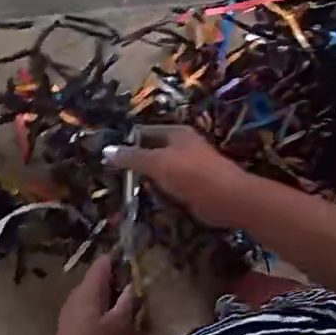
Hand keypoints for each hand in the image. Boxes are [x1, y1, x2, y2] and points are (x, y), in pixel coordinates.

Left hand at [41, 254, 140, 334]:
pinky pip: (90, 313)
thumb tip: (133, 282)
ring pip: (95, 298)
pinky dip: (104, 316)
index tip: (138, 263)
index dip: (121, 259)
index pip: (104, 262)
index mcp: (87, 289)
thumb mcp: (122, 323)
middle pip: (99, 280)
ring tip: (131, 315)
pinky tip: (115, 332)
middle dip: (119, 283)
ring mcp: (69, 314)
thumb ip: (129, 299)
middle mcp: (75, 296)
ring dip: (113, 302)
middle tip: (139, 293)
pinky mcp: (69, 330)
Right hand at [104, 126, 253, 227]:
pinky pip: (173, 188)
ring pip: (163, 172)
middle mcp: (185, 147)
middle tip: (116, 178)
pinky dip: (162, 194)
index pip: (145, 132)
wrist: (229, 199)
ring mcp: (192, 167)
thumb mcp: (158, 163)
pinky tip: (150, 202)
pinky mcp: (196, 187)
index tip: (110, 159)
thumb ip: (133, 158)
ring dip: (150, 182)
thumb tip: (107, 150)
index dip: (129, 143)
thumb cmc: (192, 175)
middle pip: (154, 152)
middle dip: (138, 165)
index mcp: (177, 133)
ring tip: (127, 193)